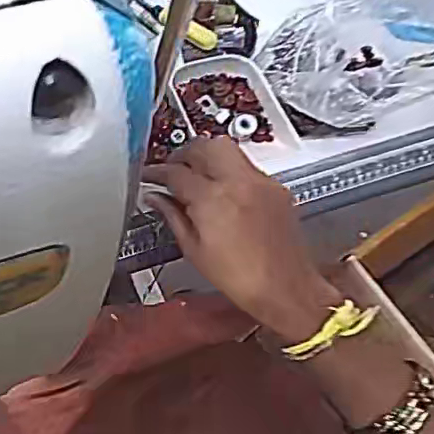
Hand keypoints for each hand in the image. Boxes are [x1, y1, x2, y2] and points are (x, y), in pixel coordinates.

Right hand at [143, 137, 343, 342]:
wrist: (284, 287)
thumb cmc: (241, 278)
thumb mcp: (193, 250)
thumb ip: (173, 217)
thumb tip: (157, 199)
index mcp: (212, 199)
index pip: (176, 172)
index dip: (157, 172)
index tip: (149, 176)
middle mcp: (238, 182)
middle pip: (204, 146)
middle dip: (183, 154)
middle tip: (171, 168)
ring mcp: (260, 182)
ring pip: (227, 149)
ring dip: (206, 156)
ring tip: (195, 176)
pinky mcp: (276, 187)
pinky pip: (246, 166)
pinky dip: (228, 170)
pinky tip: (221, 190)